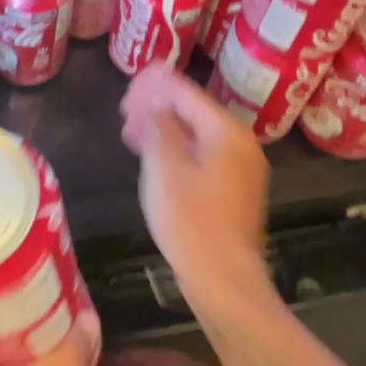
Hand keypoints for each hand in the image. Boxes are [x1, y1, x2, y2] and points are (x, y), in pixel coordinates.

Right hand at [119, 65, 273, 307]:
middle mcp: (241, 143)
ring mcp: (242, 168)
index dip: (155, 85)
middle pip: (194, 111)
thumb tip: (154, 96)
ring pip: (197, 135)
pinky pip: (204, 155)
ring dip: (165, 130)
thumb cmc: (190, 221)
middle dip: (158, 107)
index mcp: (226, 132)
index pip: (186, 93)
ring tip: (130, 133)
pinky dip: (178, 149)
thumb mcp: (164, 168)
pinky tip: (154, 158)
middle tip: (123, 111)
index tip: (127, 85)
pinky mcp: (236, 190)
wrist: (224, 280)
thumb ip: (159, 125)